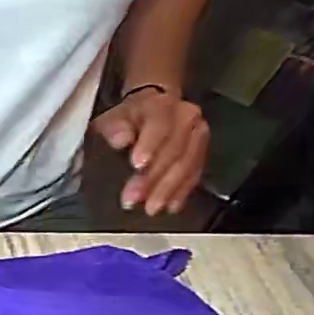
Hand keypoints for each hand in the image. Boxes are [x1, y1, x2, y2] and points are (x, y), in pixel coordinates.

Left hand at [90, 87, 208, 216]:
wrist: (151, 105)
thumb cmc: (124, 116)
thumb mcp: (111, 117)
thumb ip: (114, 127)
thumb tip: (121, 140)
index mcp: (161, 106)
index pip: (159, 126)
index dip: (149, 145)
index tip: (137, 165)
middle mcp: (187, 118)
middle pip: (174, 151)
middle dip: (153, 178)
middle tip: (134, 199)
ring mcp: (198, 134)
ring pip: (187, 164)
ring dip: (169, 189)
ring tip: (152, 208)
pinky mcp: (202, 150)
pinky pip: (196, 172)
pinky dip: (183, 190)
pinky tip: (172, 205)